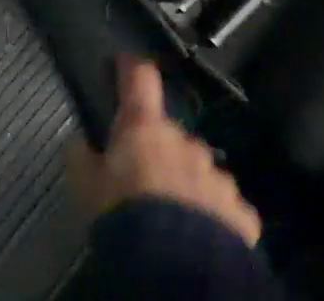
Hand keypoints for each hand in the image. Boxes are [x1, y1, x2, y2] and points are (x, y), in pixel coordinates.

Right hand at [65, 55, 261, 246]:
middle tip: (141, 174)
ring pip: (198, 168)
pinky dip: (210, 210)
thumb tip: (84, 141)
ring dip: (185, 179)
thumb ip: (81, 154)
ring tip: (170, 210)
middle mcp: (185, 143)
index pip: (140, 80)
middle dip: (158, 147)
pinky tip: (196, 230)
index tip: (126, 62)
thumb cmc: (121, 208)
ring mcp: (218, 177)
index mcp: (144, 127)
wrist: (176, 262)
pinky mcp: (242, 212)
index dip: (132, 68)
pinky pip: (222, 203)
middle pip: (169, 134)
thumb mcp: (83, 180)